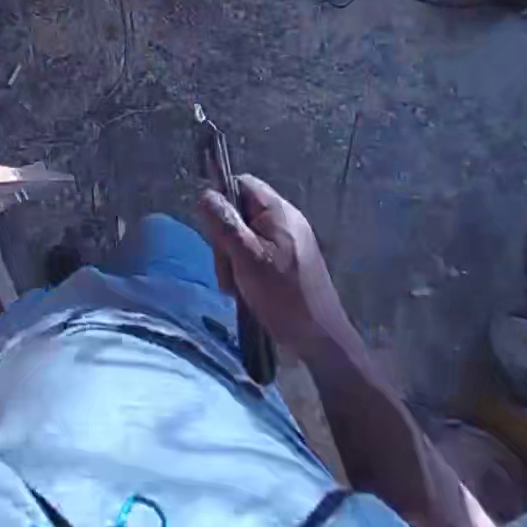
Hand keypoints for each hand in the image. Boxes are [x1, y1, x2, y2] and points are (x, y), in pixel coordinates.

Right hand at [199, 175, 354, 354]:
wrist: (321, 343)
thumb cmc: (283, 296)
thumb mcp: (245, 256)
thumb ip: (223, 221)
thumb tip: (205, 194)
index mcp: (279, 212)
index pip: (240, 183)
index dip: (221, 198)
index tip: (213, 226)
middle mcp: (285, 221)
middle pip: (238, 209)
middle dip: (224, 236)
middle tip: (226, 264)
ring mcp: (287, 241)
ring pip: (243, 233)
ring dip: (231, 255)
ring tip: (235, 282)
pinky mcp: (287, 261)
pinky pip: (254, 250)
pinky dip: (243, 266)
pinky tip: (244, 287)